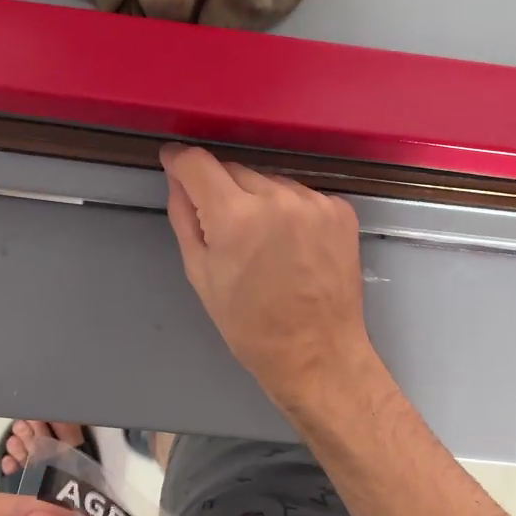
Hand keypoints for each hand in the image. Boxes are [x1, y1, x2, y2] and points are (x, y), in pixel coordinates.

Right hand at [160, 144, 376, 408]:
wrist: (317, 354)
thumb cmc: (253, 327)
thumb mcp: (202, 276)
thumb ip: (185, 218)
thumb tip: (177, 180)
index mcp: (235, 217)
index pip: (197, 163)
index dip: (180, 161)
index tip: (175, 163)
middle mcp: (276, 198)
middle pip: (235, 171)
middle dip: (223, 193)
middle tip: (227, 233)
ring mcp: (313, 202)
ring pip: (270, 182)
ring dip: (260, 202)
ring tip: (267, 247)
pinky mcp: (340, 211)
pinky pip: (302, 197)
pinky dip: (292, 213)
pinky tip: (294, 248)